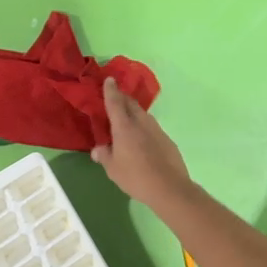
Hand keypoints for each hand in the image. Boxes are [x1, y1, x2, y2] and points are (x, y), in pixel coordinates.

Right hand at [92, 77, 193, 204]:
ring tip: (126, 118)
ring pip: (142, 114)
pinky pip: (151, 127)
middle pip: (130, 104)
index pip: (115, 102)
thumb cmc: (135, 177)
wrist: (169, 187)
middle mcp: (141, 122)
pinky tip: (142, 139)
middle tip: (115, 98)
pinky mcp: (166, 139)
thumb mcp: (113, 169)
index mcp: (124, 127)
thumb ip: (104, 156)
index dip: (110, 90)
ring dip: (133, 112)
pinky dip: (143, 126)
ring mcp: (156, 130)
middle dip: (122, 98)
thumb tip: (97, 149)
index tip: (109, 79)